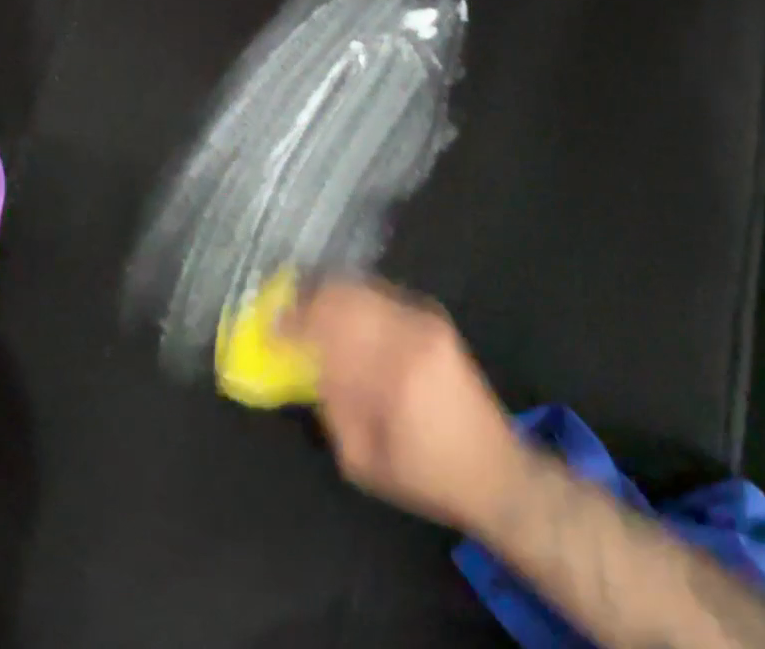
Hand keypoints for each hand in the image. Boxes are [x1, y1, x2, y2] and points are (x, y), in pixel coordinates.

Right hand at [293, 278, 525, 532]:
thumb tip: (304, 368)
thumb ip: (329, 408)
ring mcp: (426, 324)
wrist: (497, 472)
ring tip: (305, 311)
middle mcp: (410, 338)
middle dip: (304, 302)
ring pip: (359, 288)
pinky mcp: (434, 322)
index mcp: (390, 375)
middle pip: (340, 296)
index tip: (267, 332)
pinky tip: (338, 315)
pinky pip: (380, 296)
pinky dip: (352, 299)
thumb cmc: (425, 476)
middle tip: (282, 315)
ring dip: (326, 297)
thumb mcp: (360, 459)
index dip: (288, 325)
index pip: (325, 330)